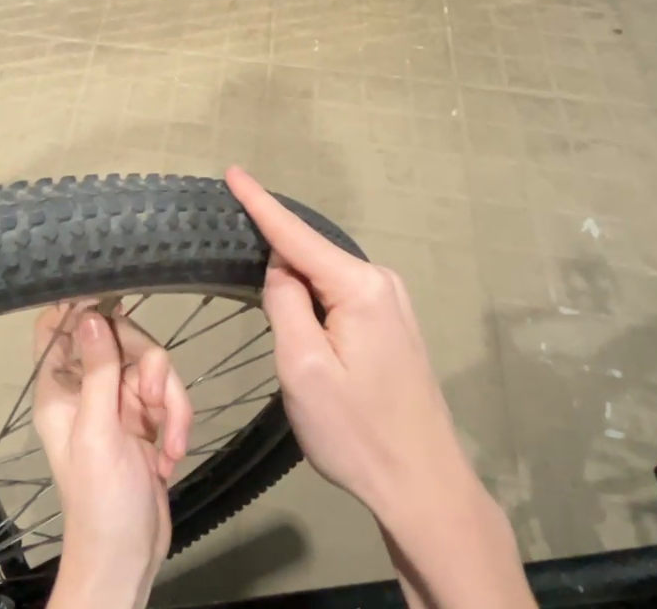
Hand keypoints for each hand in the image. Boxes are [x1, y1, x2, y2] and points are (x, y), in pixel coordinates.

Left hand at [33, 304, 192, 608]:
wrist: (129, 555)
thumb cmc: (100, 499)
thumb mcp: (97, 432)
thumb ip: (97, 371)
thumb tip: (90, 313)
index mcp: (59, 386)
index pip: (56, 325)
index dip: (80, 307)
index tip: (114, 303)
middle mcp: (85, 385)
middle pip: (118, 335)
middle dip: (146, 364)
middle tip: (150, 398)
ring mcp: (116, 400)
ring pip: (149, 364)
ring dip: (169, 402)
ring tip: (169, 442)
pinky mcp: (144, 417)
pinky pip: (166, 394)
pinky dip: (176, 421)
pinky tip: (171, 456)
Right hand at [225, 167, 467, 513]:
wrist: (423, 486)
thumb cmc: (356, 431)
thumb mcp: (303, 368)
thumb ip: (285, 304)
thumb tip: (279, 268)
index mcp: (360, 288)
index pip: (296, 235)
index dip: (260, 203)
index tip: (233, 171)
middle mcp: (381, 283)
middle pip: (311, 253)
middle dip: (273, 248)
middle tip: (233, 254)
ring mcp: (391, 304)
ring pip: (324, 275)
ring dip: (293, 278)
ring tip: (260, 289)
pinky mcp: (392, 325)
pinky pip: (339, 293)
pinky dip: (312, 294)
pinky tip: (298, 310)